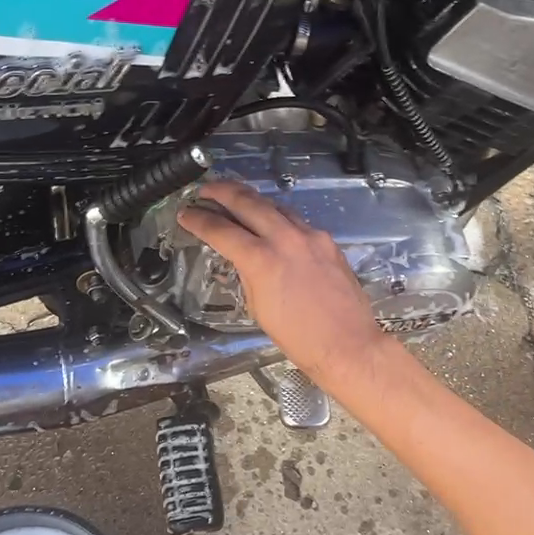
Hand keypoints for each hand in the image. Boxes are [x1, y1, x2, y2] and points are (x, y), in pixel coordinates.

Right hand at [177, 181, 396, 388]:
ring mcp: (311, 236)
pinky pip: (297, 221)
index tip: (186, 213)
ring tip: (235, 198)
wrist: (348, 344)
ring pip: (275, 206)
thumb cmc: (299, 338)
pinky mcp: (328, 242)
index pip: (221, 230)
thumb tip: (241, 258)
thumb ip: (248, 275)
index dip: (198, 219)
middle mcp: (286, 239)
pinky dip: (278, 216)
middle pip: (248, 202)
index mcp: (262, 260)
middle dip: (222, 191)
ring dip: (252, 200)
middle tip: (206, 190)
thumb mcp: (259, 308)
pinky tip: (272, 222)